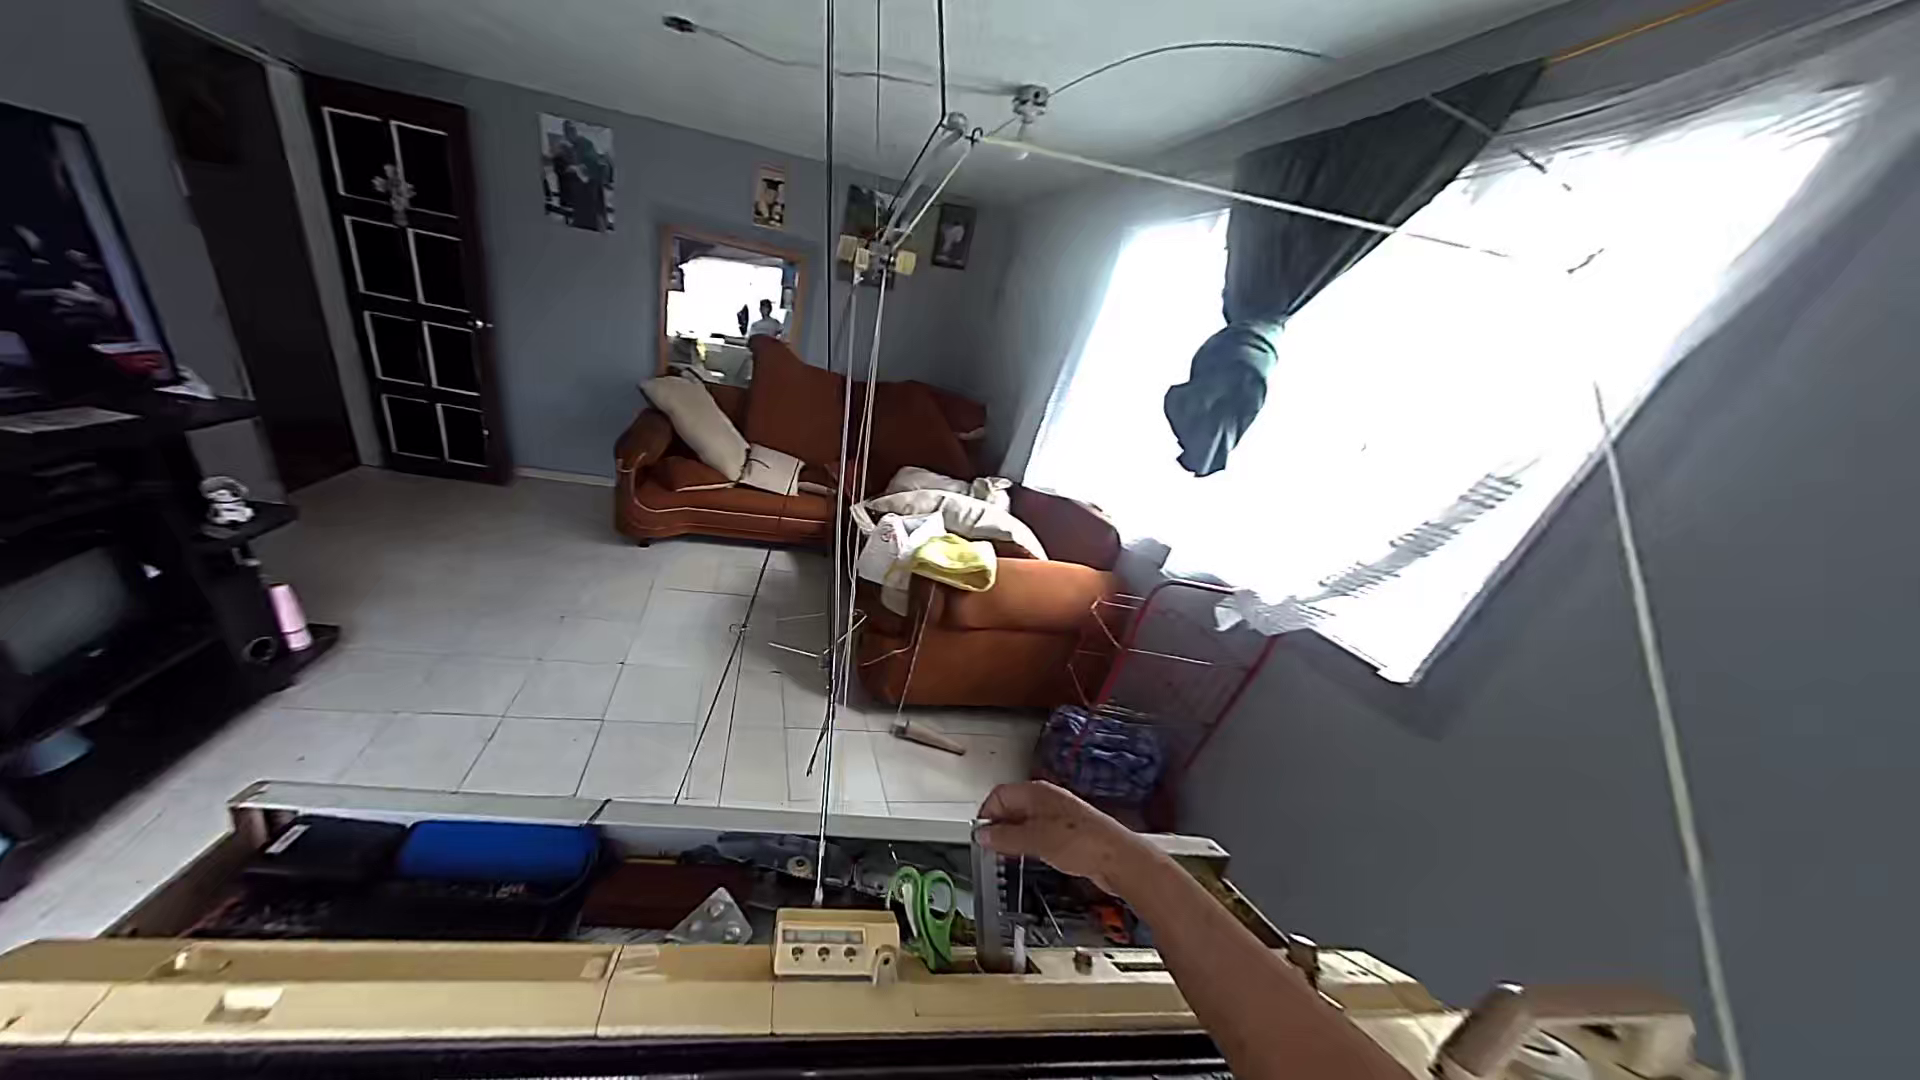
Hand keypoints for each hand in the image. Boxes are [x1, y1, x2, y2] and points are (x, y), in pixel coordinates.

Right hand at [976, 781, 1155, 895]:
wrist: (1116, 858)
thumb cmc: (1082, 841)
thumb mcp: (1035, 840)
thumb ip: (1006, 837)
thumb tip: (983, 835)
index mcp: (1036, 792)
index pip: (999, 795)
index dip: (986, 814)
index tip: (980, 836)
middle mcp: (1046, 799)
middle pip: (1011, 806)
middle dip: (999, 825)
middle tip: (990, 848)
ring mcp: (1057, 814)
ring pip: (1025, 820)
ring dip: (1013, 835)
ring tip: (1006, 854)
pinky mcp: (1067, 830)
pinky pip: (1038, 832)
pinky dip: (1029, 843)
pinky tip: (1030, 856)